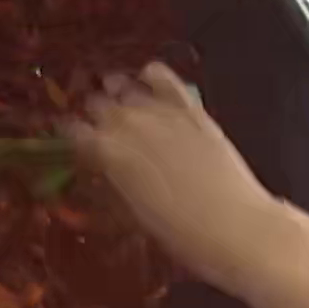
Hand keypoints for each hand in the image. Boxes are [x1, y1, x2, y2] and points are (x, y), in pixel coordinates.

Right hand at [65, 62, 292, 294]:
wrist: (238, 227)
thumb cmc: (183, 234)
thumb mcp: (135, 211)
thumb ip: (113, 178)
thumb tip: (99, 163)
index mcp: (107, 152)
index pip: (73, 129)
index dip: (69, 131)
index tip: (71, 136)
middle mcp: (124, 122)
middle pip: (94, 102)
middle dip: (93, 112)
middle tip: (98, 124)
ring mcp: (155, 108)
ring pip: (120, 83)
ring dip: (116, 92)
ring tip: (120, 101)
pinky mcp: (184, 103)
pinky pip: (158, 73)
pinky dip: (149, 76)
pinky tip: (149, 85)